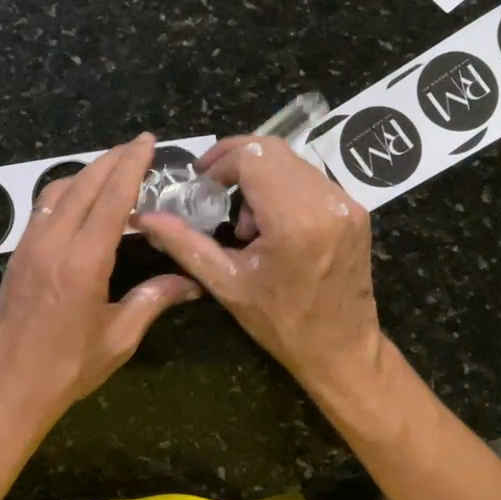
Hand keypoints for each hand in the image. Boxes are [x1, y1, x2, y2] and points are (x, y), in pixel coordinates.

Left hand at [0, 133, 202, 431]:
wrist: (8, 387)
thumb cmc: (67, 368)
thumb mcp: (118, 338)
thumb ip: (153, 300)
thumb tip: (191, 281)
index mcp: (83, 261)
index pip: (111, 198)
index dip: (130, 166)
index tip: (146, 142)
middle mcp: (53, 242)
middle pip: (83, 184)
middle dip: (111, 159)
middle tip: (137, 146)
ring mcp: (30, 245)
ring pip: (58, 191)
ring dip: (87, 172)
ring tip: (113, 168)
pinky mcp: (18, 254)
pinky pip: (43, 208)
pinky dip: (66, 191)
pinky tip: (81, 198)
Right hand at [136, 135, 382, 395]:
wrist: (343, 350)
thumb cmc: (280, 323)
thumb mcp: (225, 283)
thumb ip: (184, 243)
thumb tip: (144, 218)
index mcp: (295, 222)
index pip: (252, 157)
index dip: (220, 162)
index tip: (202, 185)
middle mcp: (327, 202)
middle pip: (272, 149)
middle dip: (235, 160)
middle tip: (211, 185)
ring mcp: (347, 203)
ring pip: (291, 159)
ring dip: (259, 173)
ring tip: (244, 218)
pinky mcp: (356, 208)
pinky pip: (309, 176)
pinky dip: (281, 185)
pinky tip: (270, 222)